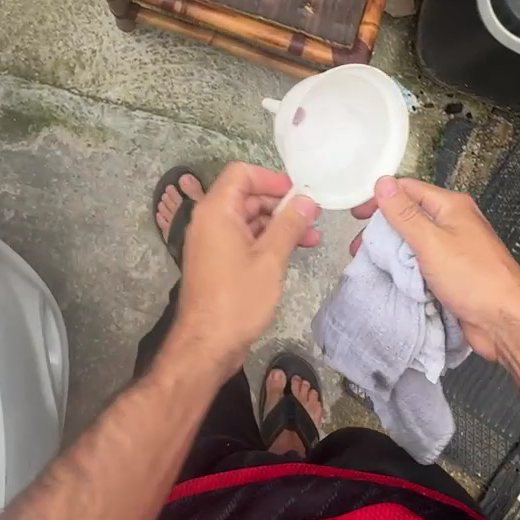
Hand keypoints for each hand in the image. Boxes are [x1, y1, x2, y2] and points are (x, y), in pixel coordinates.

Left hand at [166, 163, 319, 372]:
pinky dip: (267, 241)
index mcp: (217, 211)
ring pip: (249, 220)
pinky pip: (244, 239)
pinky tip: (293, 251)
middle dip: (280, 204)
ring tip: (312, 237)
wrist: (207, 345)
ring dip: (279, 224)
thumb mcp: (271, 258)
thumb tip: (306, 200)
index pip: (241, 173)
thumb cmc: (238, 298)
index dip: (270, 178)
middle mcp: (210, 221)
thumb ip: (290, 224)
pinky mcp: (218, 262)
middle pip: (247, 196)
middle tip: (312, 216)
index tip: (297, 192)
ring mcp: (213, 243)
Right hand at [354, 176, 519, 362]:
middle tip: (360, 246)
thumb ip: (405, 213)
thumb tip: (383, 182)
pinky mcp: (454, 272)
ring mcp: (455, 248)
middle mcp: (454, 222)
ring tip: (372, 264)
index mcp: (452, 206)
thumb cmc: (474, 279)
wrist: (506, 323)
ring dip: (393, 251)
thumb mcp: (431, 242)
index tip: (357, 216)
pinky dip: (407, 269)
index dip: (380, 199)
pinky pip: (423, 263)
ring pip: (415, 242)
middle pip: (410, 215)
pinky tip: (393, 279)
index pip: (407, 189)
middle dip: (384, 229)